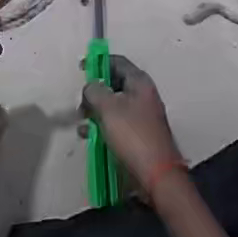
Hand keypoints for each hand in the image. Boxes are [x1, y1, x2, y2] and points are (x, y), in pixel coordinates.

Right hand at [82, 56, 181, 194]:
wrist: (156, 174)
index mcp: (139, 83)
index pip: (117, 62)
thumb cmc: (132, 135)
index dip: (98, 63)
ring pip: (113, 106)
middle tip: (81, 105)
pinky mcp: (138, 134)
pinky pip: (116, 123)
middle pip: (113, 84)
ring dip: (95, 112)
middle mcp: (143, 95)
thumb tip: (91, 86)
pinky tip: (91, 137)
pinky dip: (103, 127)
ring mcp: (142, 116)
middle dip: (94, 93)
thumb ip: (95, 91)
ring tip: (83, 125)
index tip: (80, 69)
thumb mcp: (108, 108)